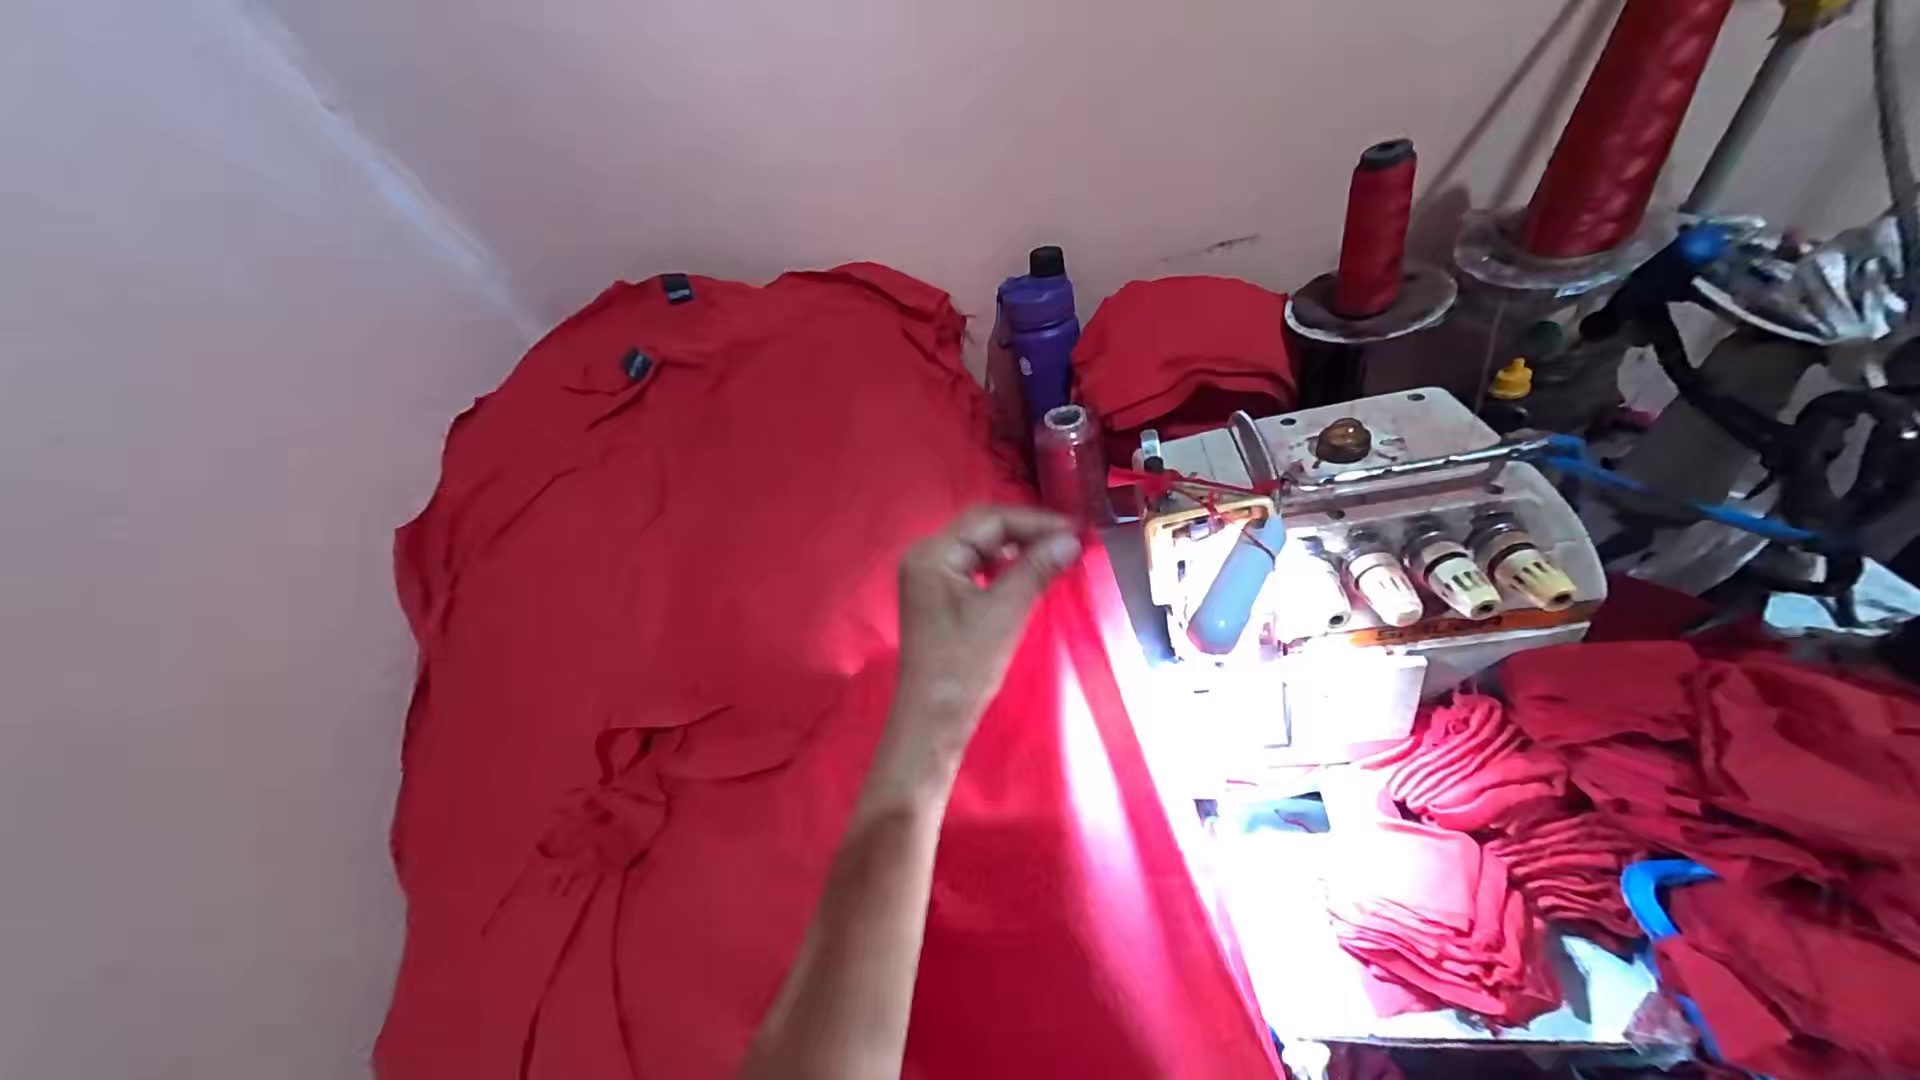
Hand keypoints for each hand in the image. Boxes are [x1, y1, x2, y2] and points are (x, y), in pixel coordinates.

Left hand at [889, 506, 1081, 767]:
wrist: (932, 719)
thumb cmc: (964, 666)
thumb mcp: (1004, 612)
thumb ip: (1036, 569)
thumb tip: (1071, 539)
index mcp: (932, 553)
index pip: (988, 519)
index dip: (1034, 521)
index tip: (1074, 528)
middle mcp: (924, 555)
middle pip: (981, 528)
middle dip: (1026, 531)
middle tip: (1069, 538)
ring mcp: (928, 575)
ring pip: (978, 546)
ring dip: (1016, 547)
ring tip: (1054, 552)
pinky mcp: (936, 594)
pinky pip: (973, 566)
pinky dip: (1001, 565)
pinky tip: (1026, 571)